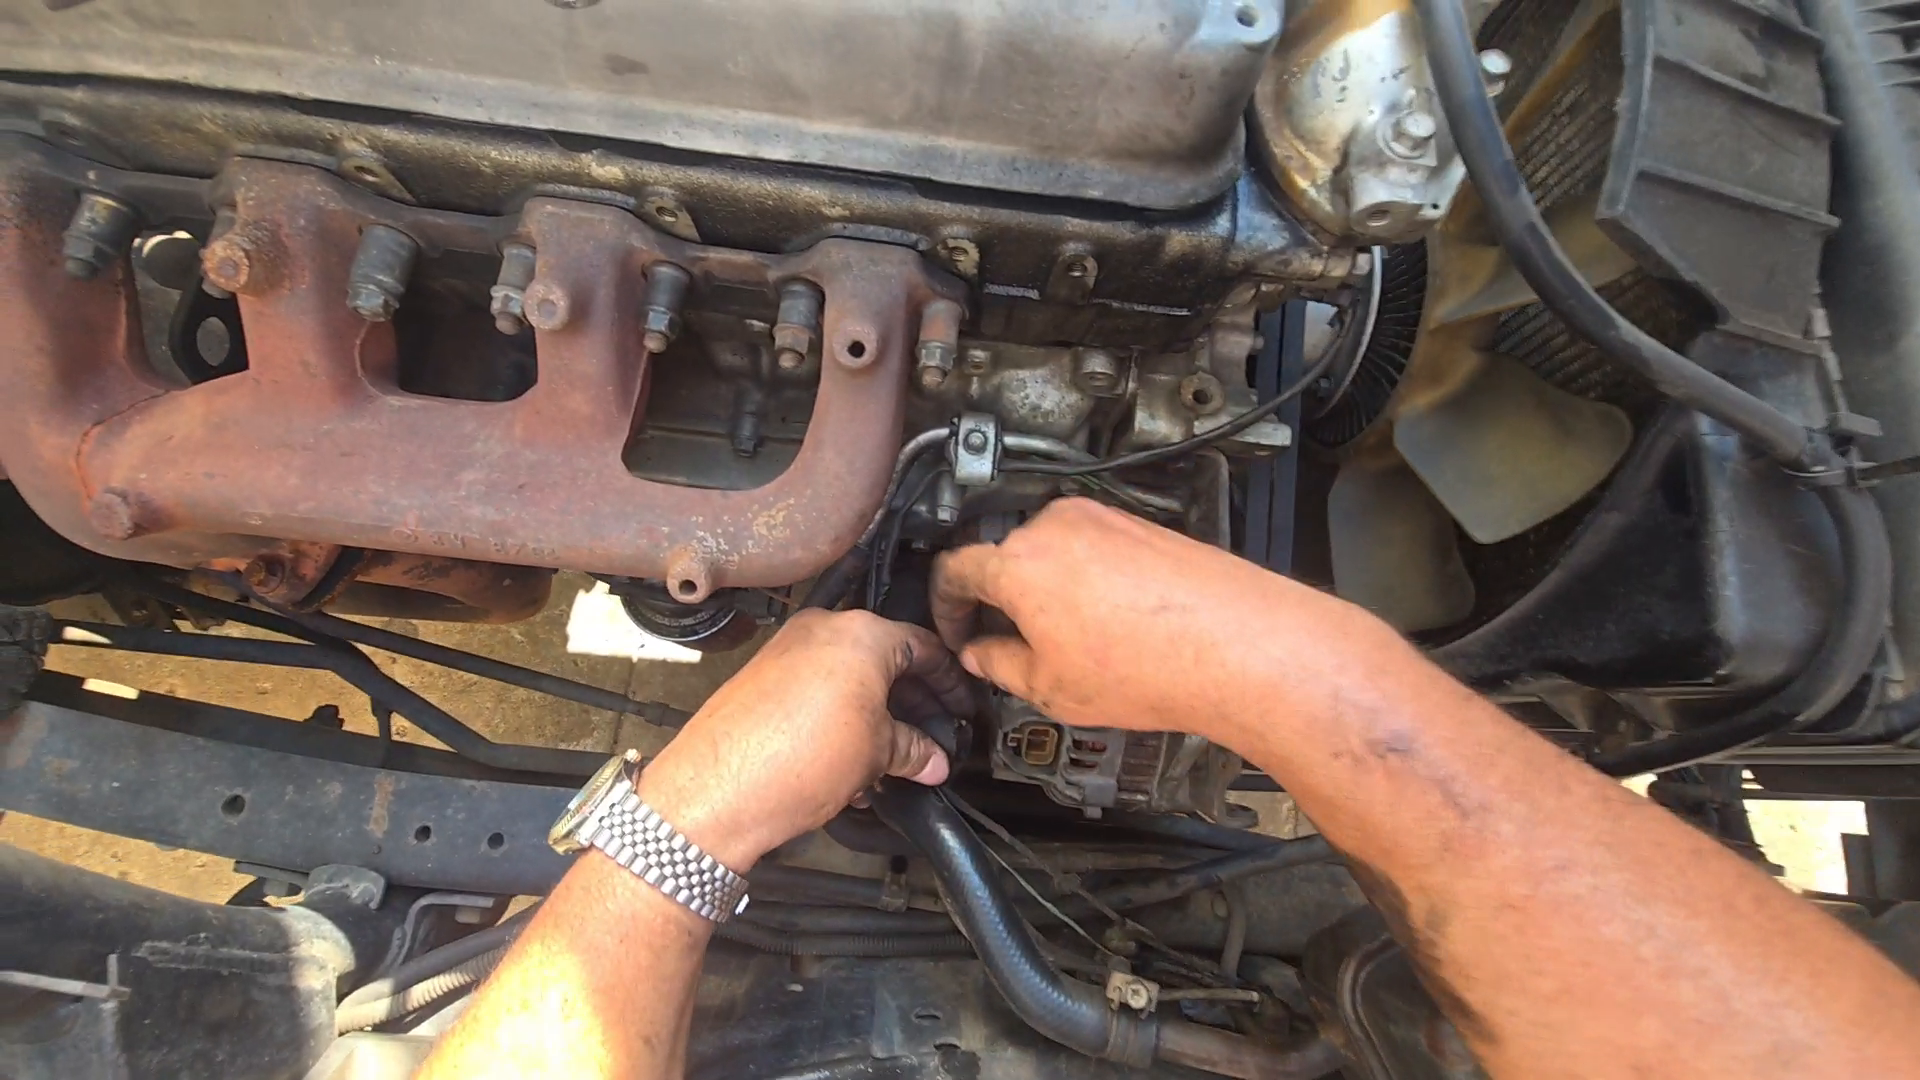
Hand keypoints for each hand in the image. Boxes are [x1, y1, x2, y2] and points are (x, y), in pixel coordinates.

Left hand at [634, 608, 971, 870]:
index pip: (924, 648)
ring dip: (878, 711)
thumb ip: (914, 749)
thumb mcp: (876, 755)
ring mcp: (789, 648)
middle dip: (913, 700)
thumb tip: (931, 757)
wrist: (715, 791)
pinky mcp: (764, 674)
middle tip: (932, 732)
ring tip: (894, 755)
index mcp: (862, 634)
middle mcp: (824, 629)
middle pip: (887, 658)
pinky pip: (818, 685)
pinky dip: (842, 714)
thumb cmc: (794, 761)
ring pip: (851, 674)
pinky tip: (852, 758)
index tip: (959, 705)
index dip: (949, 681)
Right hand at [929, 497, 1397, 743]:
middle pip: (1002, 558)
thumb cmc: (1149, 667)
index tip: (957, 626)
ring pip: (1047, 551)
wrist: (1239, 644)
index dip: (945, 604)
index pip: (954, 569)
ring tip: (1073, 637)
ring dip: (1043, 587)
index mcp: (1018, 564)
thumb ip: (997, 663)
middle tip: (1014, 642)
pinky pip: (1088, 546)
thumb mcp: (1051, 687)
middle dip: (1000, 599)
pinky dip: (1081, 576)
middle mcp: (1053, 527)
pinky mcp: (1134, 522)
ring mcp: (1099, 519)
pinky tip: (1108, 619)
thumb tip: (979, 653)